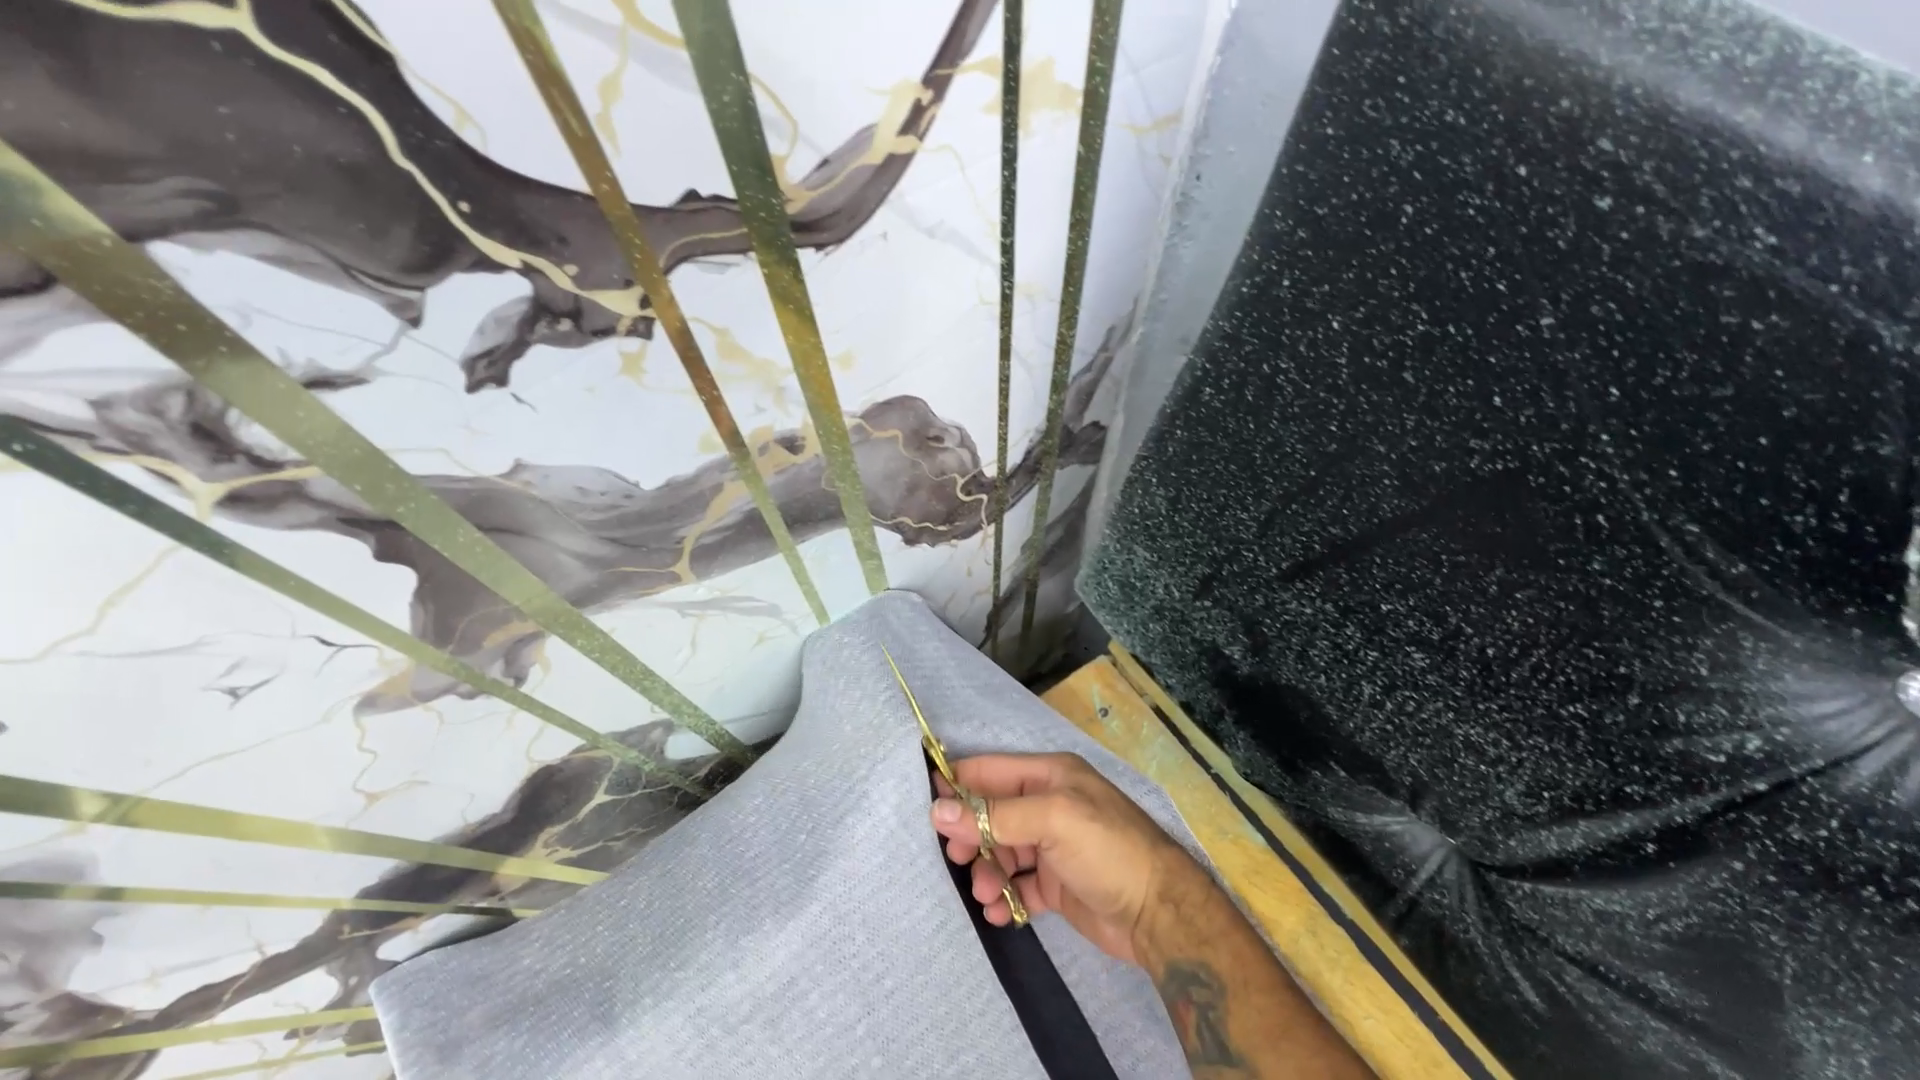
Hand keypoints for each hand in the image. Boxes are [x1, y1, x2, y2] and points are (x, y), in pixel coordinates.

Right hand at [928, 752, 1198, 965]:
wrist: (1159, 914)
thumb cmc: (1107, 850)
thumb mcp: (1052, 820)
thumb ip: (994, 815)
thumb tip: (938, 810)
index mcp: (1049, 776)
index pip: (988, 771)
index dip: (956, 787)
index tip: (926, 811)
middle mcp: (1047, 806)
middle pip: (989, 814)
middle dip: (969, 836)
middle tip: (955, 858)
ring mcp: (1051, 847)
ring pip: (999, 852)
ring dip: (985, 872)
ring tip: (987, 894)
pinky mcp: (1054, 885)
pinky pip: (1015, 885)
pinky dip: (1003, 897)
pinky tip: (1000, 912)